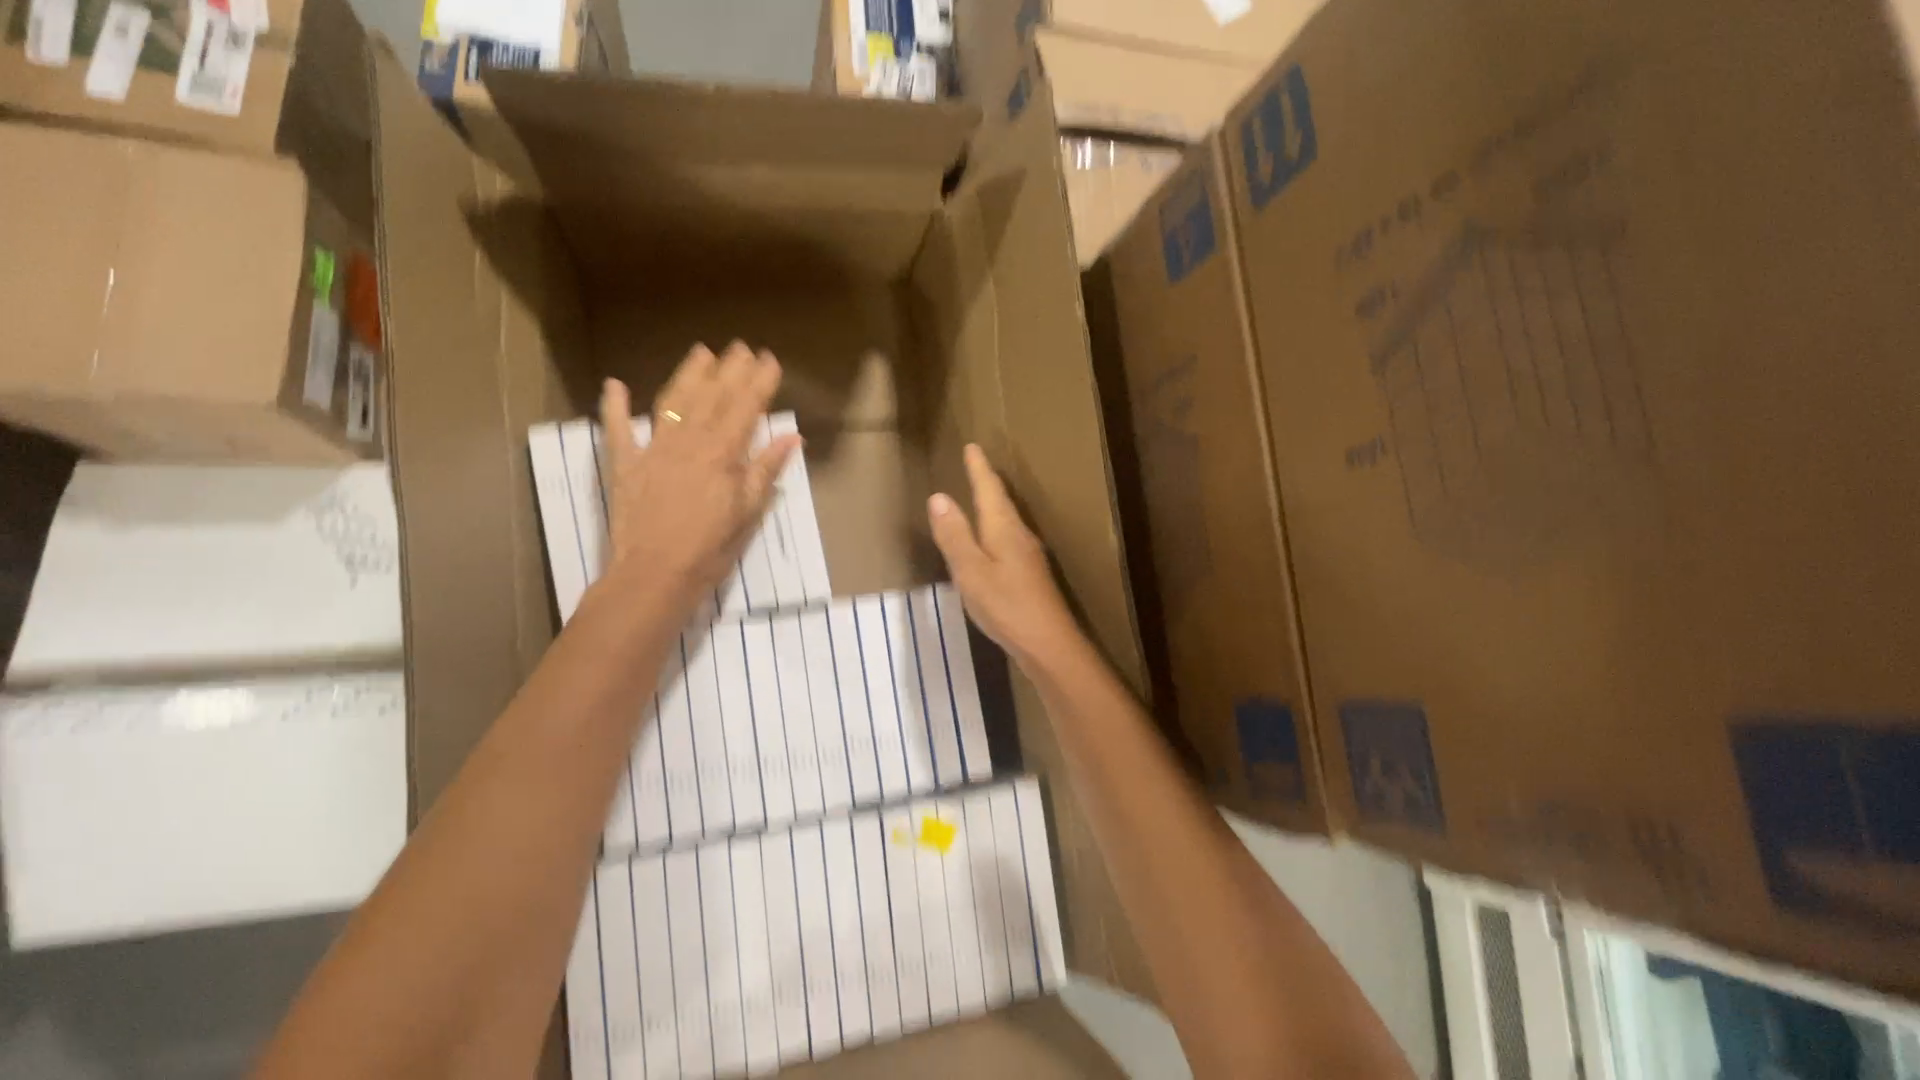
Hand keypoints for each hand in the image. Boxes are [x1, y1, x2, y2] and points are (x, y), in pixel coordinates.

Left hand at [598, 343, 801, 614]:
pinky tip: (614, 384)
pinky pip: (617, 431)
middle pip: (712, 396)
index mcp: (722, 453)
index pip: (746, 407)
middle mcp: (688, 441)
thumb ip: (765, 470)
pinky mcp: (625, 465)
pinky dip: (613, 407)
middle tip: (740, 347)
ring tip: (701, 352)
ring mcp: (653, 450)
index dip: (759, 381)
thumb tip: (791, 437)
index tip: (770, 359)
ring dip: (687, 374)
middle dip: (729, 370)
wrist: (653, 575)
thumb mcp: (748, 513)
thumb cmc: (709, 550)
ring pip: (672, 401)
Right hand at [927, 444, 1080, 661]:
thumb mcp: (971, 571)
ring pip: (1008, 520)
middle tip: (976, 464)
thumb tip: (939, 496)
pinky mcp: (1030, 576)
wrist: (1049, 644)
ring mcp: (1028, 556)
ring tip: (981, 496)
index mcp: (1003, 529)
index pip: (989, 489)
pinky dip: (996, 529)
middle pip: (1002, 502)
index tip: (972, 446)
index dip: (978, 468)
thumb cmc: (1006, 605)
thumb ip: (954, 535)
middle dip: (987, 482)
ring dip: (994, 504)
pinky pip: (1009, 539)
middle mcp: (1019, 535)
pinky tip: (993, 541)